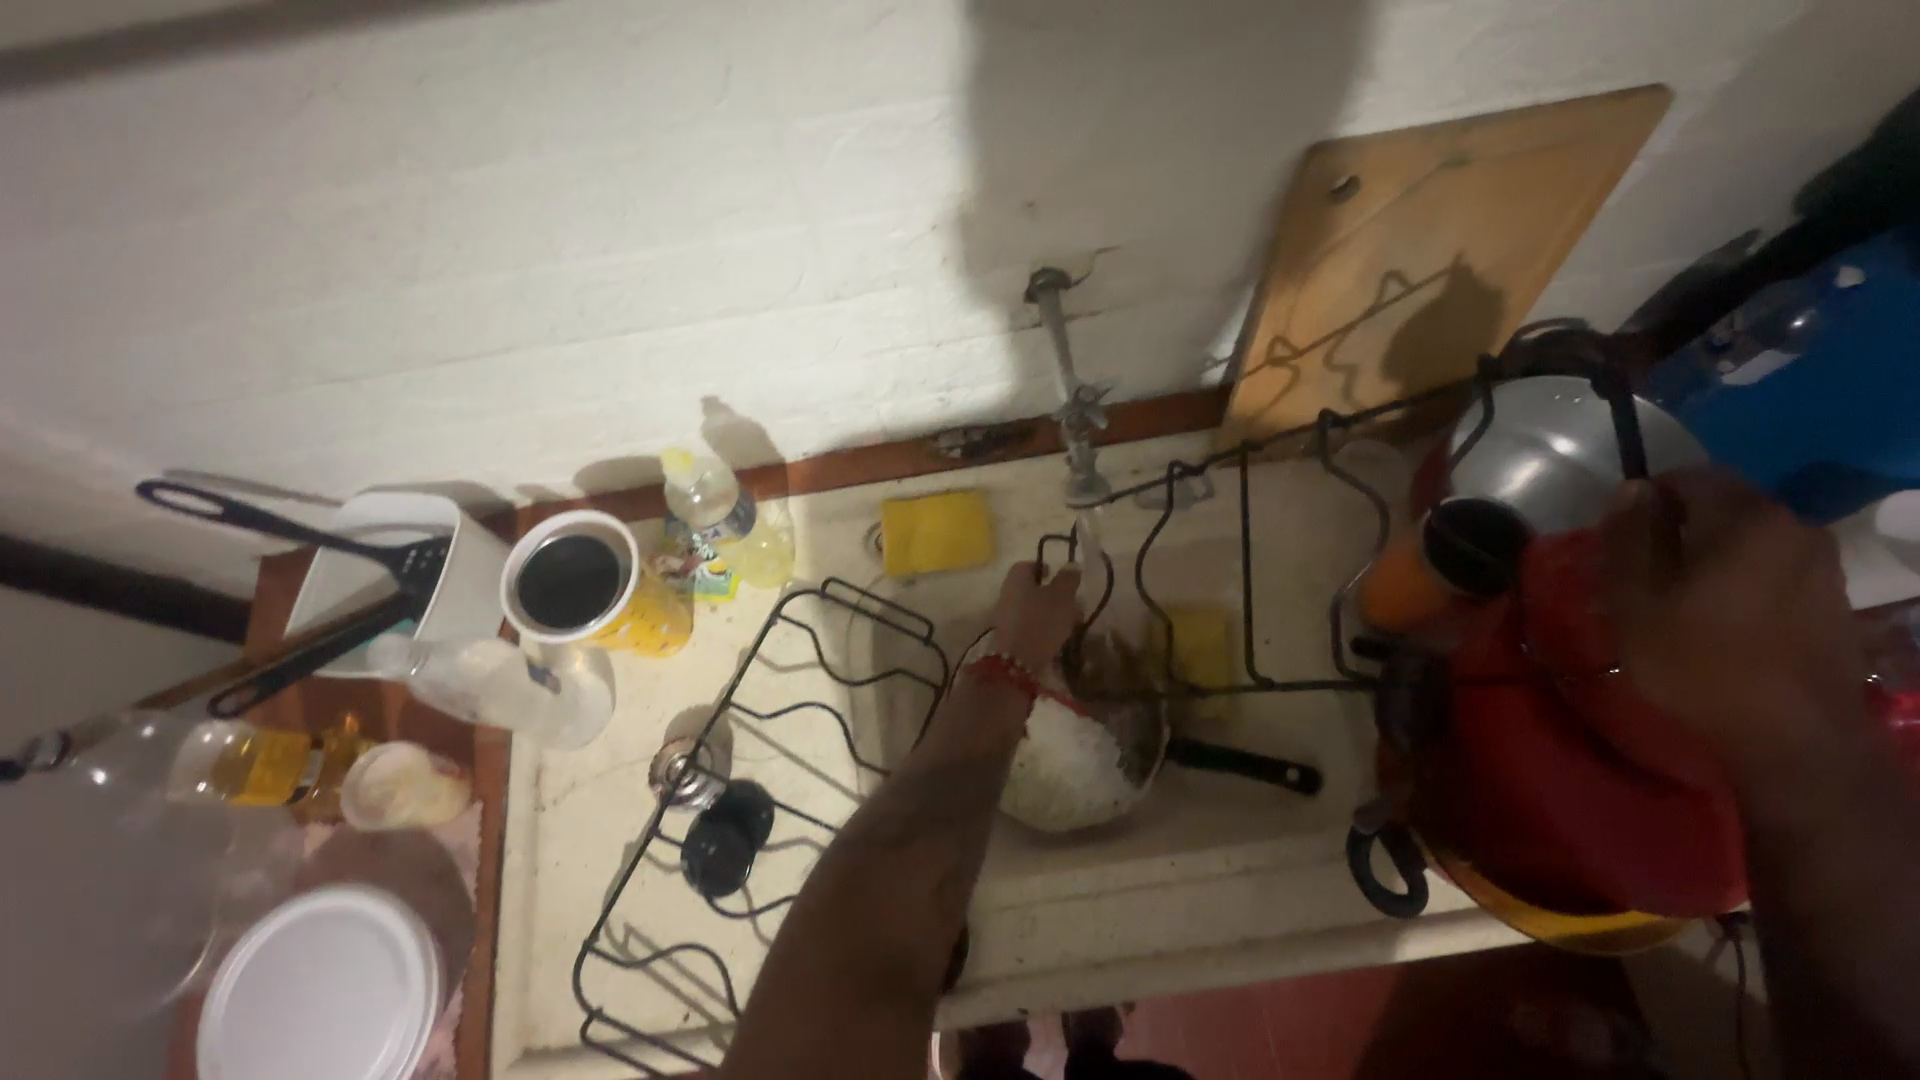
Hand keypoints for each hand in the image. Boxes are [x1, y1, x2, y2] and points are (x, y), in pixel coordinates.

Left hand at [987, 561, 1082, 673]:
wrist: (1019, 661)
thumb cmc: (1041, 621)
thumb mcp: (1062, 596)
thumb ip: (1068, 579)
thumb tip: (1072, 565)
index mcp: (1016, 578)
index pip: (1028, 565)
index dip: (1045, 568)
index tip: (1062, 577)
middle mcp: (1007, 594)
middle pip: (1032, 588)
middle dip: (1055, 594)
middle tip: (1075, 603)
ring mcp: (1006, 616)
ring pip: (1034, 608)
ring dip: (1053, 613)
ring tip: (1073, 623)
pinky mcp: (1011, 636)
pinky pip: (1030, 625)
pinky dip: (1045, 627)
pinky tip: (1060, 637)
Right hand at [1599, 466, 1867, 768]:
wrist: (1792, 736)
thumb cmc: (1697, 661)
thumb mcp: (1636, 597)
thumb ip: (1630, 536)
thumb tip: (1632, 490)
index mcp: (1747, 520)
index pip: (1691, 477)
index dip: (1645, 499)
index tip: (1616, 540)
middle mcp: (1795, 528)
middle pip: (1720, 507)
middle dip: (1674, 529)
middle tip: (1635, 575)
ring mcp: (1822, 565)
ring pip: (1745, 540)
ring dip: (1704, 557)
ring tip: (1670, 602)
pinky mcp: (1832, 599)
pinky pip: (1769, 568)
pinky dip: (1735, 580)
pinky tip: (1713, 621)